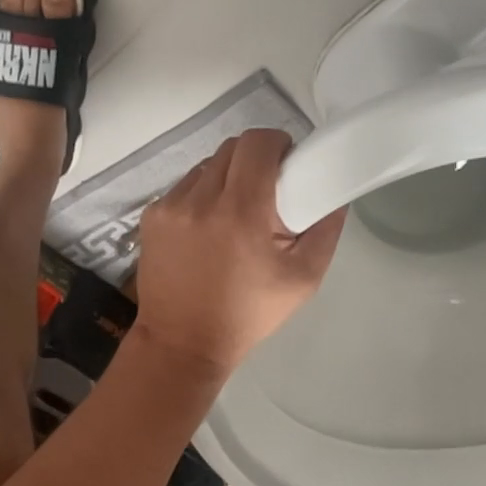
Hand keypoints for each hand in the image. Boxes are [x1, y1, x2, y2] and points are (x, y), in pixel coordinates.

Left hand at [133, 129, 347, 373]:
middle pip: (232, 148)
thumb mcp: (304, 278)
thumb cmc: (249, 313)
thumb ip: (325, 228)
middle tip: (269, 188)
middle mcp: (201, 200)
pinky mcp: (151, 215)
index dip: (277, 144)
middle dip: (255, 159)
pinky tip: (208, 226)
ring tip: (237, 211)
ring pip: (208, 165)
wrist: (183, 343)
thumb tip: (334, 192)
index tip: (288, 163)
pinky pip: (185, 186)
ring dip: (227, 176)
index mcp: (242, 212)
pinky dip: (202, 195)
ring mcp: (170, 206)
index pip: (257, 143)